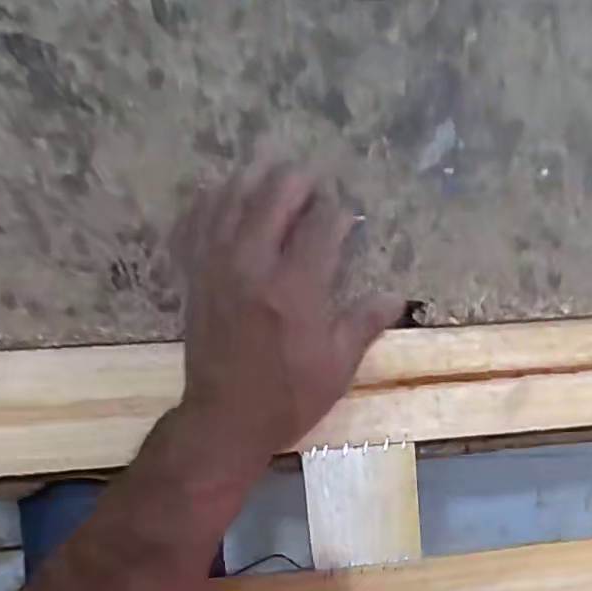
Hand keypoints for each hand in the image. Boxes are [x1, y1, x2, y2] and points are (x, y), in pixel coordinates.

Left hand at [170, 158, 403, 458]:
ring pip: (231, 200)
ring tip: (268, 168)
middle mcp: (254, 267)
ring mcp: (218, 269)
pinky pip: (195, 225)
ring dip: (253, 179)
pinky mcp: (195, 278)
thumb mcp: (337, 368)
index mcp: (296, 290)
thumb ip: (364, 324)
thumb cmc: (288, 399)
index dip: (338, 214)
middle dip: (297, 181)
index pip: (321, 226)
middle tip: (310, 179)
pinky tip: (220, 196)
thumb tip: (396, 297)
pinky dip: (208, 203)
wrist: (226, 420)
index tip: (346, 216)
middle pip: (274, 197)